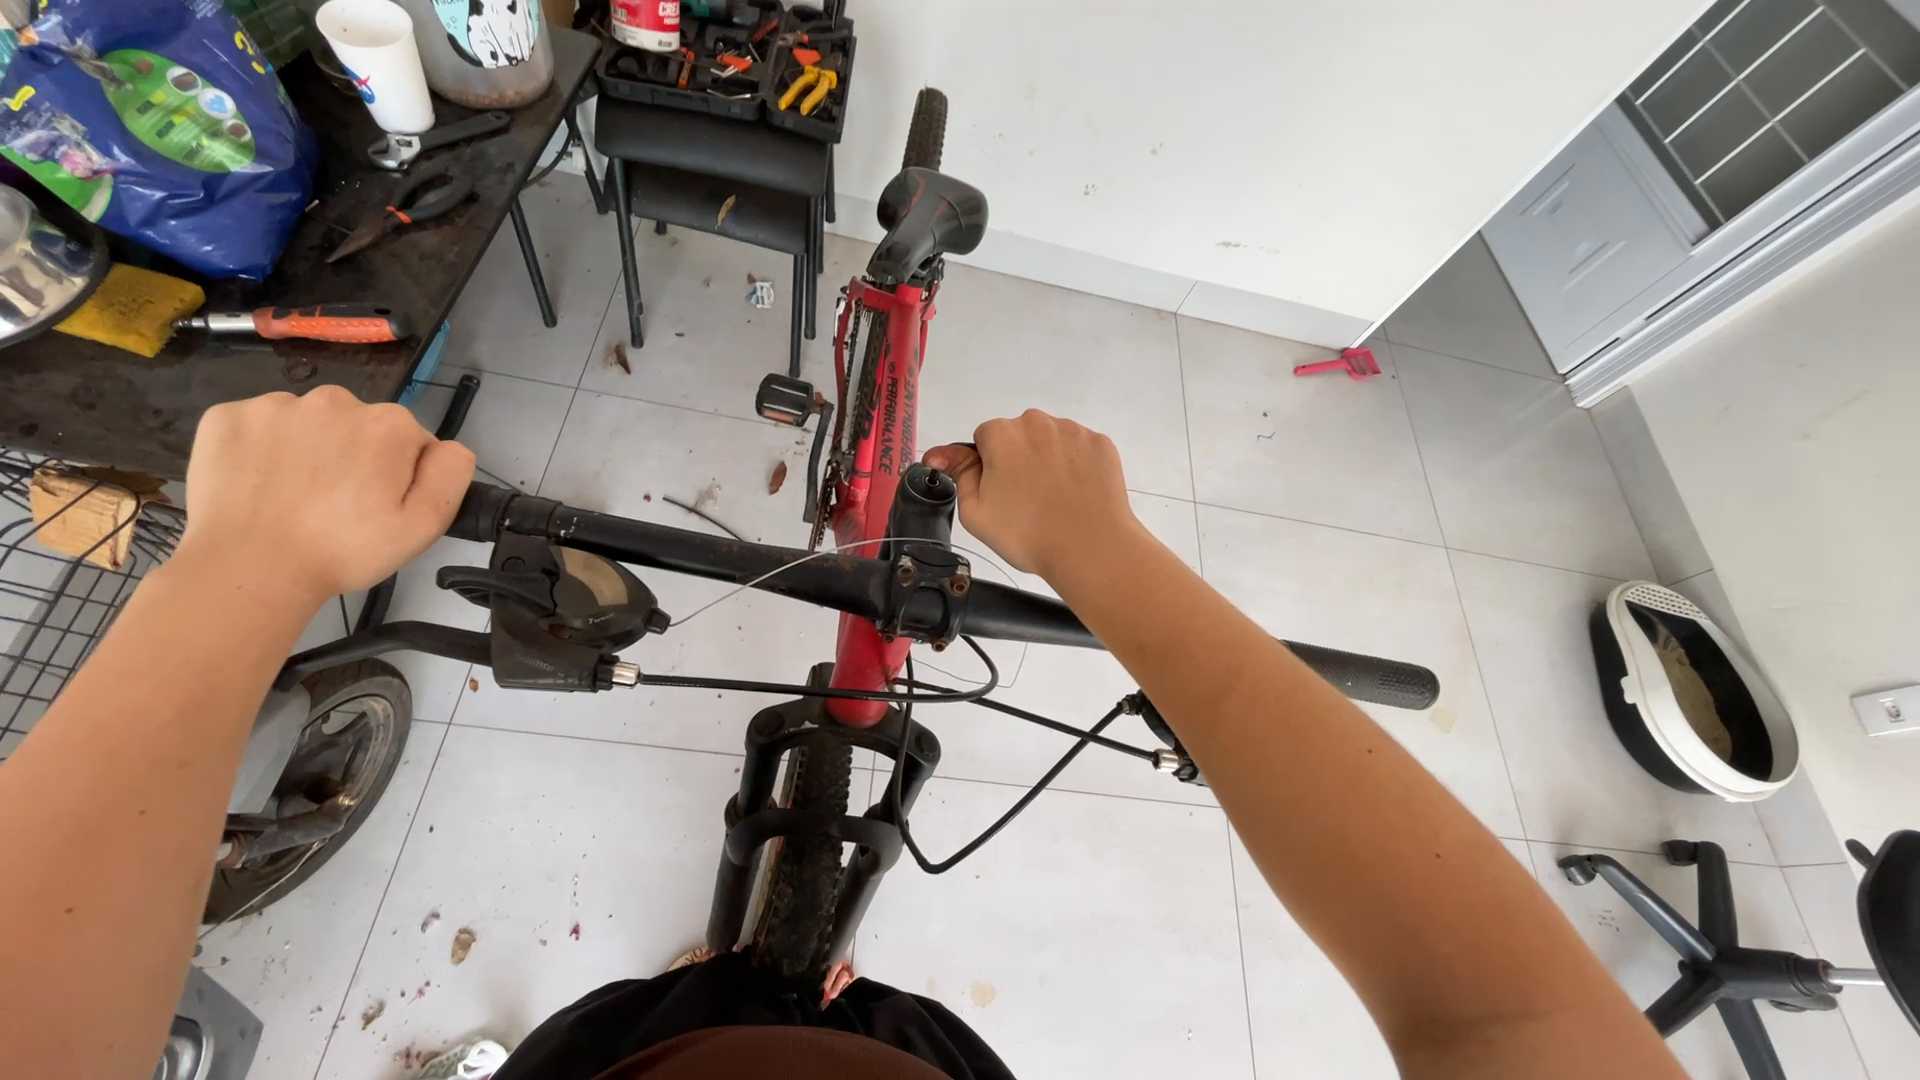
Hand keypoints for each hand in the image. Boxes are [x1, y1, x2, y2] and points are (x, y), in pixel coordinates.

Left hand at [181, 386, 475, 602]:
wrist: (250, 567)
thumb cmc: (346, 549)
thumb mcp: (427, 524)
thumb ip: (452, 473)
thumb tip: (445, 448)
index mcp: (389, 425)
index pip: (412, 441)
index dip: (403, 474)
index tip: (383, 505)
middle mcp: (335, 401)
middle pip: (362, 425)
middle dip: (359, 455)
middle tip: (343, 503)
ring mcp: (274, 405)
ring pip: (312, 423)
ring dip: (313, 448)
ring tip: (301, 495)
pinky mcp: (226, 416)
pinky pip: (262, 425)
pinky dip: (266, 447)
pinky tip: (265, 483)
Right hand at [923, 410, 1141, 578]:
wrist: (1089, 549)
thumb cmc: (1026, 535)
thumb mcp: (975, 512)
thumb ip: (959, 474)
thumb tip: (939, 453)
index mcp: (1001, 434)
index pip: (984, 438)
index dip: (988, 465)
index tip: (999, 492)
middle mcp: (1037, 422)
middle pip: (1019, 435)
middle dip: (1018, 458)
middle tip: (1026, 499)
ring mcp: (1074, 431)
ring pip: (1051, 440)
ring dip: (1048, 460)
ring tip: (1054, 500)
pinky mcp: (1101, 444)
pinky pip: (1080, 449)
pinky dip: (1077, 466)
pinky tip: (1076, 494)